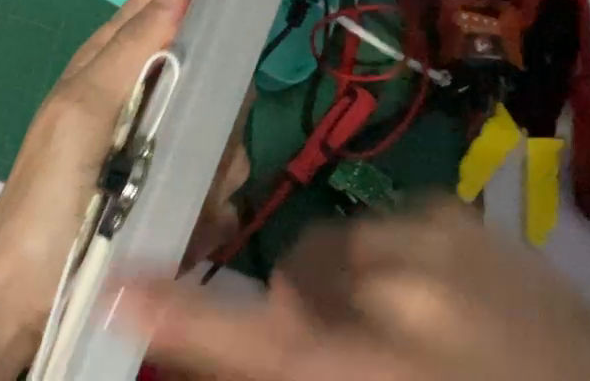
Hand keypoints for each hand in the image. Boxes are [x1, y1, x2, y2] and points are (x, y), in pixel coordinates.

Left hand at [0, 0, 229, 379]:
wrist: (28, 293)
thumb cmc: (45, 194)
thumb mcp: (82, 113)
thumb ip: (129, 50)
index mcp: (109, 61)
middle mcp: (137, 93)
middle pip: (210, 68)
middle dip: (221, 105)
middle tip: (200, 144)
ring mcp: (155, 144)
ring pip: (220, 129)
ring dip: (213, 165)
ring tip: (180, 198)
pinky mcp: (169, 190)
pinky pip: (214, 181)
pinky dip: (208, 204)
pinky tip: (189, 226)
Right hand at [119, 200, 589, 380]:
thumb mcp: (367, 374)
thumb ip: (310, 351)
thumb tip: (278, 324)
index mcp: (364, 360)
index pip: (245, 338)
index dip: (174, 313)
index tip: (120, 288)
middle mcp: (392, 292)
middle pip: (296, 279)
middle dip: (300, 311)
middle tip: (336, 348)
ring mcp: (434, 246)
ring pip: (342, 249)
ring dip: (353, 285)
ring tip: (409, 330)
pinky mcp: (469, 223)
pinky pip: (395, 228)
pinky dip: (398, 259)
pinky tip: (446, 299)